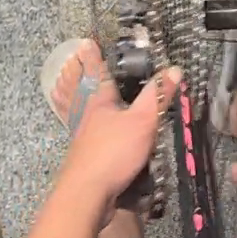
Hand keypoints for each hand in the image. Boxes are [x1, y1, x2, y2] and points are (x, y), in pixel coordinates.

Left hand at [58, 66, 179, 206]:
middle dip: (76, 76)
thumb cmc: (113, 152)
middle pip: (79, 90)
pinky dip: (76, 124)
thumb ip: (157, 95)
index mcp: (99, 102)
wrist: (87, 196)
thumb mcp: (143, 121)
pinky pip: (79, 132)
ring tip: (62, 89)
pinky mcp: (83, 158)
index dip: (93, 57)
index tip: (85, 42)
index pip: (96, 73)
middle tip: (70, 62)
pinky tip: (81, 131)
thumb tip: (174, 69)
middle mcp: (86, 116)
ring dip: (70, 98)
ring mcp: (82, 138)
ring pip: (75, 111)